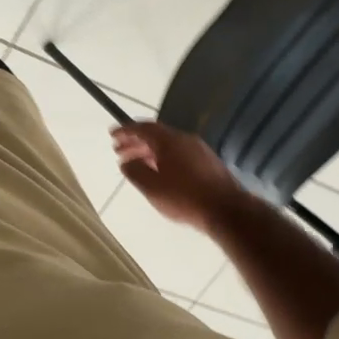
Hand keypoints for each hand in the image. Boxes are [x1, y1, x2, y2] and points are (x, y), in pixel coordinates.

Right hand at [112, 122, 248, 230]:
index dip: (125, 130)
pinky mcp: (208, 163)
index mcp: (169, 141)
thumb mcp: (151, 187)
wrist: (226, 210)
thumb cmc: (184, 197)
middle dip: (135, 142)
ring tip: (136, 164)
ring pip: (168, 145)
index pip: (143, 128)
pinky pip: (179, 153)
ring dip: (149, 151)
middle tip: (119, 151)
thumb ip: (135, 171)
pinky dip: (163, 158)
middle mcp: (185, 140)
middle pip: (155, 135)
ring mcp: (199, 150)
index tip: (111, 134)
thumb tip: (127, 162)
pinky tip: (159, 173)